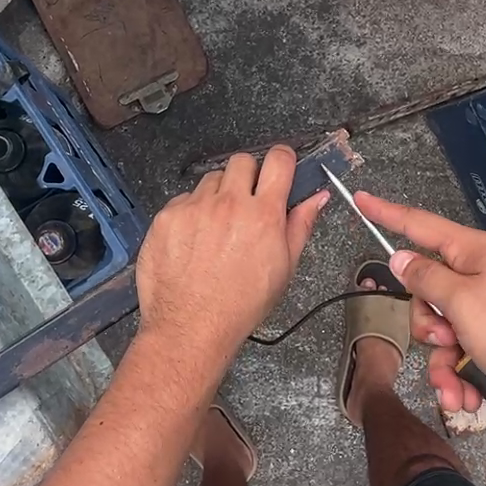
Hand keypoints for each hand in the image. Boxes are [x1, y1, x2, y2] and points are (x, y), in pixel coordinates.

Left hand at [134, 146, 329, 363]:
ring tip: (217, 228)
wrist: (190, 326)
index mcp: (263, 215)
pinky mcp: (168, 216)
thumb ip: (300, 225)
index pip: (279, 160)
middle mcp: (229, 205)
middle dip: (247, 176)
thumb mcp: (284, 268)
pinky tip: (194, 239)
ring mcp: (195, 208)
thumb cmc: (239, 305)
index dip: (282, 159)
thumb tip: (317, 198)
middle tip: (245, 202)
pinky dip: (190, 213)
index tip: (280, 164)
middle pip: (242, 161)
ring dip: (217, 195)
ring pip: (211, 179)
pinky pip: (183, 199)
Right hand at [356, 192, 485, 425]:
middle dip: (425, 322)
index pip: (419, 225)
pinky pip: (464, 353)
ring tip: (455, 386)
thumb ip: (426, 279)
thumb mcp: (464, 303)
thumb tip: (401, 257)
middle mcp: (481, 276)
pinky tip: (466, 400)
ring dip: (441, 361)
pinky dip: (460, 377)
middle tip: (441, 338)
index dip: (387, 213)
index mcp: (473, 253)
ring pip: (443, 328)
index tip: (360, 198)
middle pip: (427, 289)